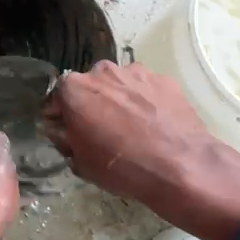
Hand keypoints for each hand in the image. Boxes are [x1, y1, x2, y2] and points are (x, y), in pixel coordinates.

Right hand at [43, 61, 239, 239]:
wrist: (180, 167)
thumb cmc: (121, 166)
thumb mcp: (80, 162)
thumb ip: (64, 139)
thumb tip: (61, 129)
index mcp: (74, 88)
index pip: (58, 96)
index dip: (63, 115)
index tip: (71, 132)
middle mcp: (101, 71)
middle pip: (91, 85)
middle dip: (93, 103)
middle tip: (104, 130)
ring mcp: (135, 72)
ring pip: (120, 84)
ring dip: (121, 99)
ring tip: (135, 128)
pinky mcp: (164, 79)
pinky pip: (147, 89)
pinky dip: (147, 101)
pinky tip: (156, 125)